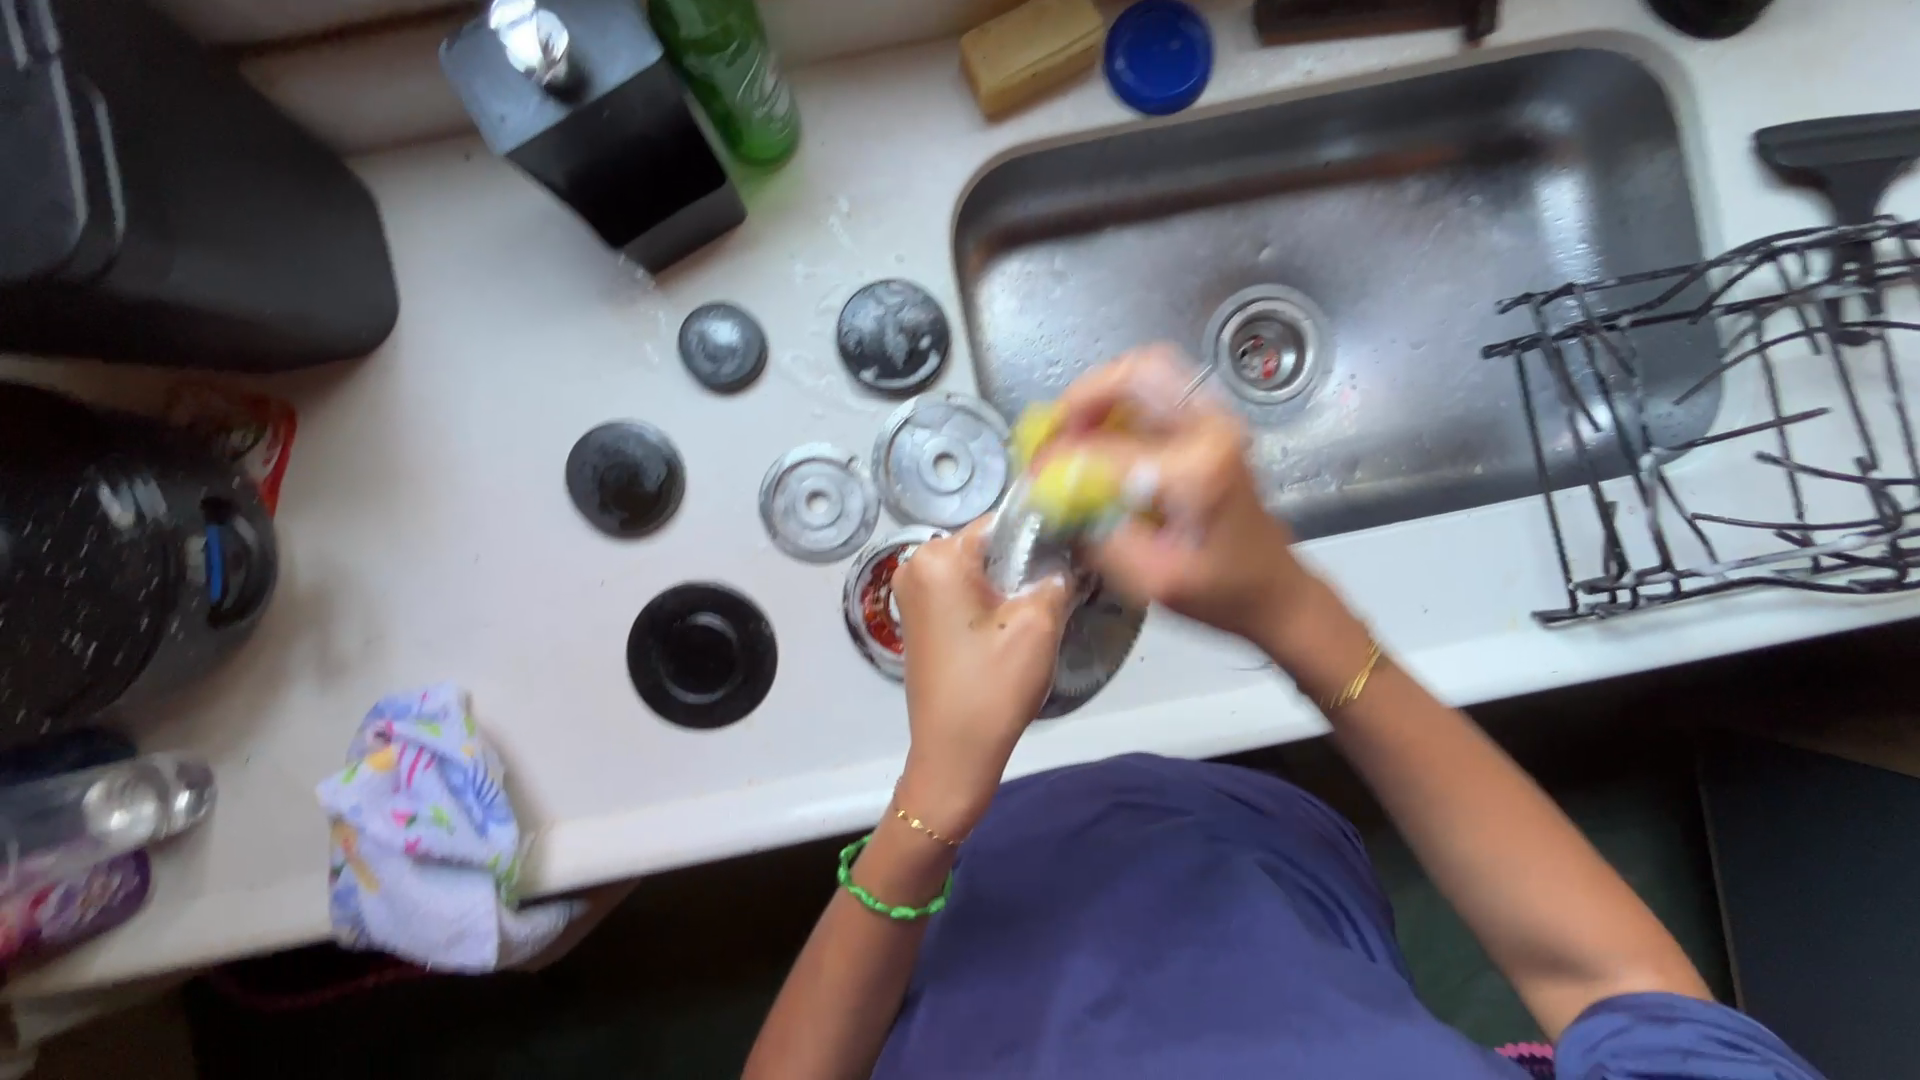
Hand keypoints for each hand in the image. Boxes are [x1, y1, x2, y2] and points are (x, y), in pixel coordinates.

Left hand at [891, 519, 1071, 836]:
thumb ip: (1056, 576)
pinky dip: (989, 603)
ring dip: (1009, 586)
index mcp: (937, 557)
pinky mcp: (918, 618)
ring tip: (1037, 614)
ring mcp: (912, 593)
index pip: (1001, 523)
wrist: (953, 754)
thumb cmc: (993, 686)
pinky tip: (1011, 628)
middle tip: (1058, 590)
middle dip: (1024, 563)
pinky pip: (962, 593)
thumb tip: (1066, 556)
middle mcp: (915, 565)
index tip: (1071, 558)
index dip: (1040, 537)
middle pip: (987, 547)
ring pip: (977, 572)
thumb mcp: (1039, 624)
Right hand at [1050, 344, 1318, 645]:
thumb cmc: (1223, 593)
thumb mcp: (1153, 581)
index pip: (1109, 448)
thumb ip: (1099, 536)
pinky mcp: (1209, 428)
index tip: (1035, 474)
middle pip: (1136, 372)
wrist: (1275, 591)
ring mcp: (1215, 424)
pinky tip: (1096, 440)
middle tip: (1053, 431)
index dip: (1062, 459)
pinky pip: (1154, 393)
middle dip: (1081, 397)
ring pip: (1145, 373)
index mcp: (1199, 471)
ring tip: (1070, 434)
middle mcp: (1212, 432)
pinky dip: (1116, 406)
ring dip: (1098, 397)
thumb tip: (1054, 497)